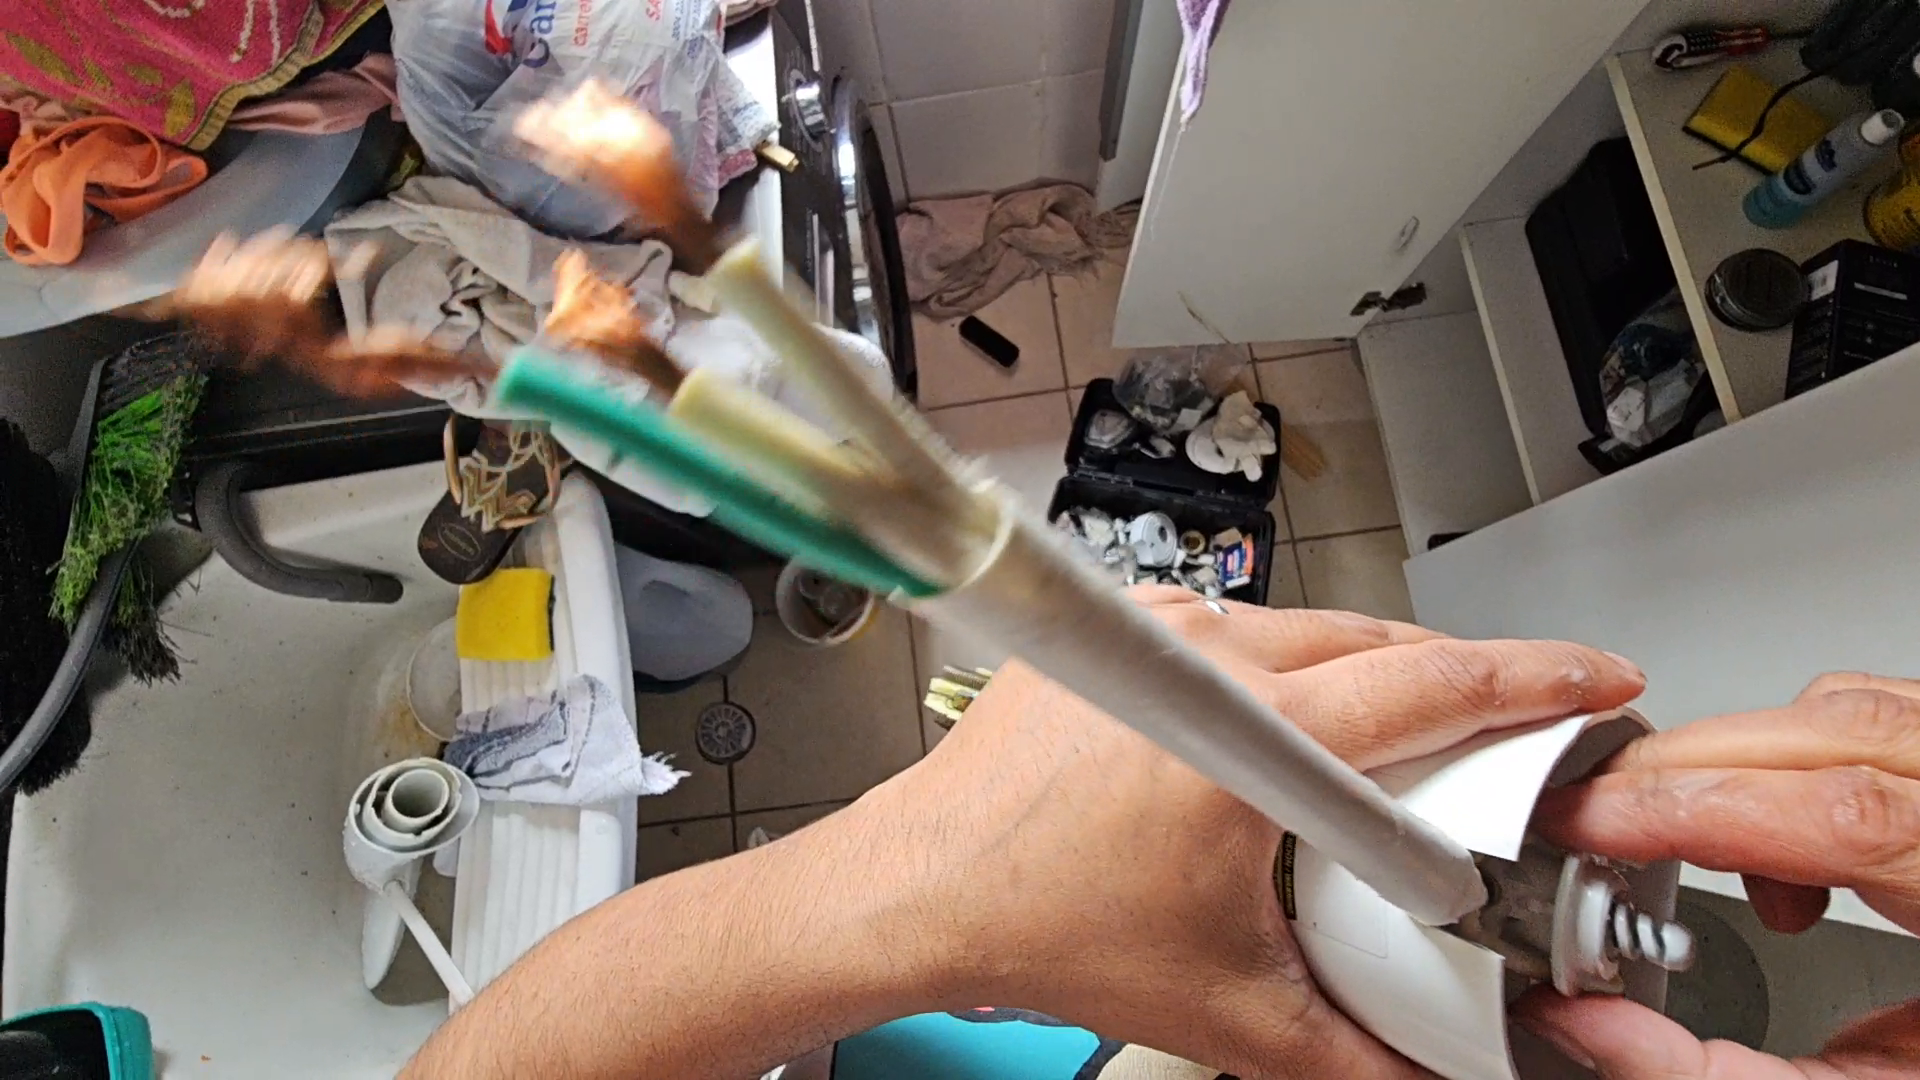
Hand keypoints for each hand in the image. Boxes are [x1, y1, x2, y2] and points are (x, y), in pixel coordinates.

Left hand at [852, 587, 1644, 1077]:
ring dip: (1346, 669)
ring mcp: (1148, 628)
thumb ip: (1362, 1056)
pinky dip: (1263, 662)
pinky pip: (1218, 628)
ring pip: (1290, 628)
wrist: (929, 877)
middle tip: (1489, 725)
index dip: (1533, 680)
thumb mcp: (1231, 1004)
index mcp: (1251, 729)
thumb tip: (1435, 1074)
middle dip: (1446, 676)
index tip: (1590, 678)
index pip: (1432, 684)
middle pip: (1367, 643)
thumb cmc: (1042, 917)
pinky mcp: (1111, 632)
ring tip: (1373, 730)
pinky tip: (1264, 709)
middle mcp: (1200, 652)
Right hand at [1517, 673, 1919, 1077]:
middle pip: (1821, 738)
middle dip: (1673, 772)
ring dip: (1722, 762)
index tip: (1581, 822)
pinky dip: (1780, 758)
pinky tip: (1775, 836)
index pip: (1839, 812)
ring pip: (1838, 710)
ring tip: (1679, 828)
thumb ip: (1730, 1073)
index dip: (1682, 807)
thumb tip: (1588, 1023)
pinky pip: (1871, 716)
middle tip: (1593, 815)